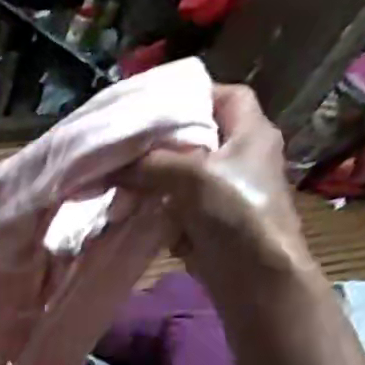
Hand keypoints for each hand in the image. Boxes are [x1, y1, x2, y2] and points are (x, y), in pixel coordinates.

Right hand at [119, 84, 312, 287]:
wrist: (253, 271)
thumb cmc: (235, 210)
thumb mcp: (191, 174)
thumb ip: (150, 163)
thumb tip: (112, 164)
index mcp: (251, 133)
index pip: (227, 96)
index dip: (194, 93)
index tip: (153, 102)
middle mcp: (240, 156)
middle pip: (198, 134)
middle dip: (161, 137)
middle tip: (123, 140)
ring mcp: (224, 190)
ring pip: (180, 171)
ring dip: (150, 174)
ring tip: (116, 172)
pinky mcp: (207, 219)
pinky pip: (173, 202)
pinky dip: (151, 202)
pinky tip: (127, 204)